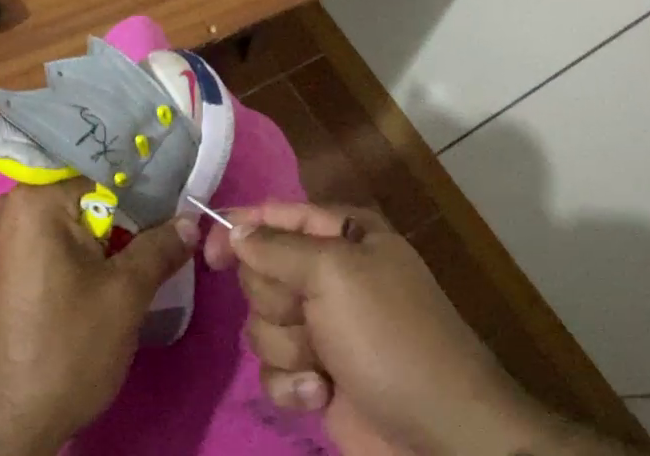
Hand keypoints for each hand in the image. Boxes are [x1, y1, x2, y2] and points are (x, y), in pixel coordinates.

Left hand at [0, 180, 199, 455]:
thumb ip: (160, 246)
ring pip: (73, 217)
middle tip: (171, 223)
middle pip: (86, 192)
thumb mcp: (125, 294)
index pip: (103, 171)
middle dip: (128, 209)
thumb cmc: (68, 347)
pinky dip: (86, 247)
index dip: (146, 185)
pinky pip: (55, 237)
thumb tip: (191, 219)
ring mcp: (6, 234)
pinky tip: (114, 265)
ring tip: (152, 244)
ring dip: (110, 231)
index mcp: (36, 198)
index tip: (181, 196)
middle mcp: (13, 204)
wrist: (11, 419)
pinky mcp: (8, 263)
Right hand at [207, 203, 608, 455]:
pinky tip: (322, 394)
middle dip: (275, 302)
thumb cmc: (390, 337)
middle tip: (306, 316)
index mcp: (342, 235)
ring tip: (322, 364)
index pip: (274, 215)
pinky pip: (272, 368)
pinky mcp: (314, 375)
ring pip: (260, 323)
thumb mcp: (334, 274)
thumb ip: (275, 246)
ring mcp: (321, 328)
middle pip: (260, 272)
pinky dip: (292, 384)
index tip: (209, 254)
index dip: (238, 229)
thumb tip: (233, 229)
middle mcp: (329, 275)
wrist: (440, 434)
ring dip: (286, 348)